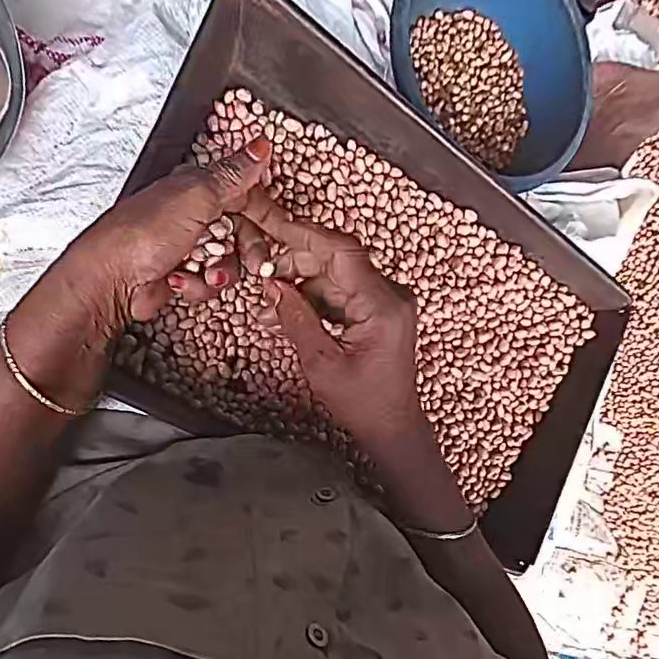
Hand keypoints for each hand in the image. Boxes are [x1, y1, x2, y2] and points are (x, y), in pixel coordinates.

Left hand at [48, 138, 271, 337]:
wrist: (113, 278)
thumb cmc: (145, 234)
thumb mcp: (196, 196)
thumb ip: (233, 174)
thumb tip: (261, 145)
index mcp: (198, 188)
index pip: (246, 196)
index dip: (264, 214)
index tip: (279, 230)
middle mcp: (195, 215)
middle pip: (243, 233)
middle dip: (249, 252)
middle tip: (256, 265)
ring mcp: (189, 246)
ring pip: (229, 262)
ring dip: (220, 272)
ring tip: (204, 275)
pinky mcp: (183, 273)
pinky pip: (209, 282)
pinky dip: (198, 285)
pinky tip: (180, 281)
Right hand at [235, 189, 424, 446]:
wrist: (392, 426)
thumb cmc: (364, 404)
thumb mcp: (322, 364)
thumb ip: (297, 319)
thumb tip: (274, 286)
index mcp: (382, 306)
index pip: (342, 252)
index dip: (304, 237)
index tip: (274, 231)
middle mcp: (392, 296)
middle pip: (338, 260)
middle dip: (297, 264)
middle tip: (266, 279)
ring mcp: (388, 302)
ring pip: (337, 276)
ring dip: (303, 286)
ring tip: (271, 307)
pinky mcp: (380, 312)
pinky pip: (344, 293)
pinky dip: (317, 300)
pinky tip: (290, 312)